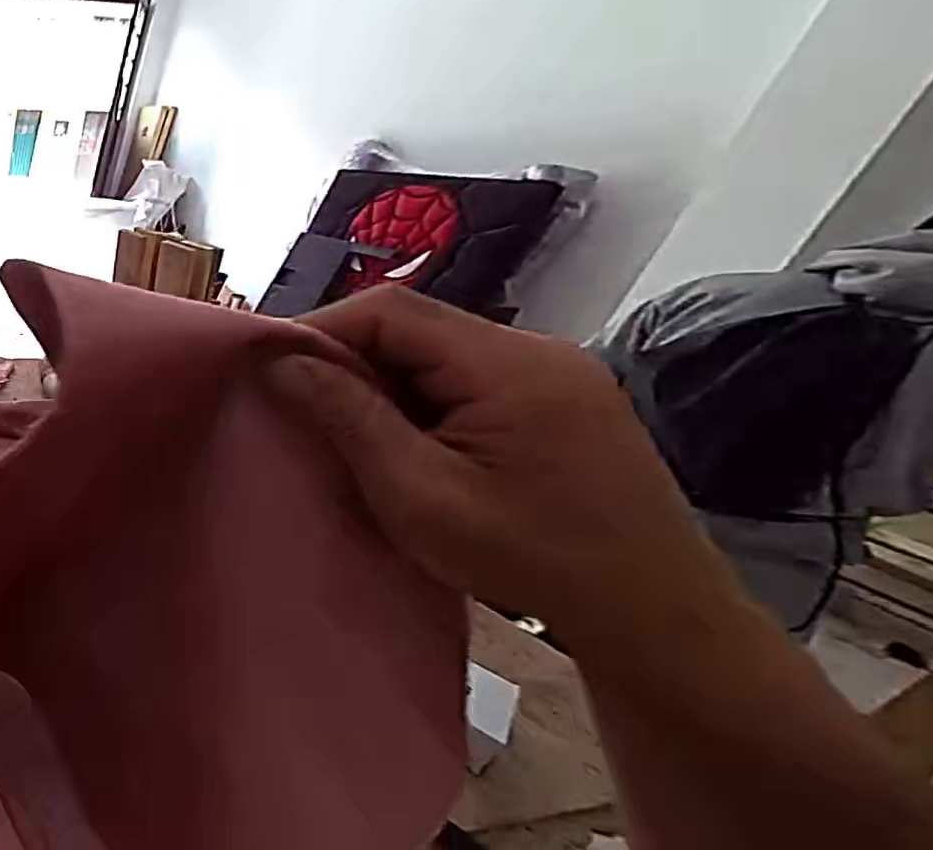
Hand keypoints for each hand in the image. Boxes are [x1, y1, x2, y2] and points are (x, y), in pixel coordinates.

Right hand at [267, 286, 739, 638]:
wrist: (658, 623)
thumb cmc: (531, 561)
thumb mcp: (418, 494)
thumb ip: (348, 416)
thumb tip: (281, 361)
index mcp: (510, 364)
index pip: (391, 310)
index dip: (321, 328)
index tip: (274, 366)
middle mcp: (536, 349)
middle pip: (412, 325)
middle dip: (348, 357)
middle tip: (303, 403)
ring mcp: (552, 371)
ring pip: (433, 350)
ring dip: (381, 379)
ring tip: (350, 427)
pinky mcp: (554, 397)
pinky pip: (461, 374)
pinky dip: (416, 396)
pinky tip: (404, 438)